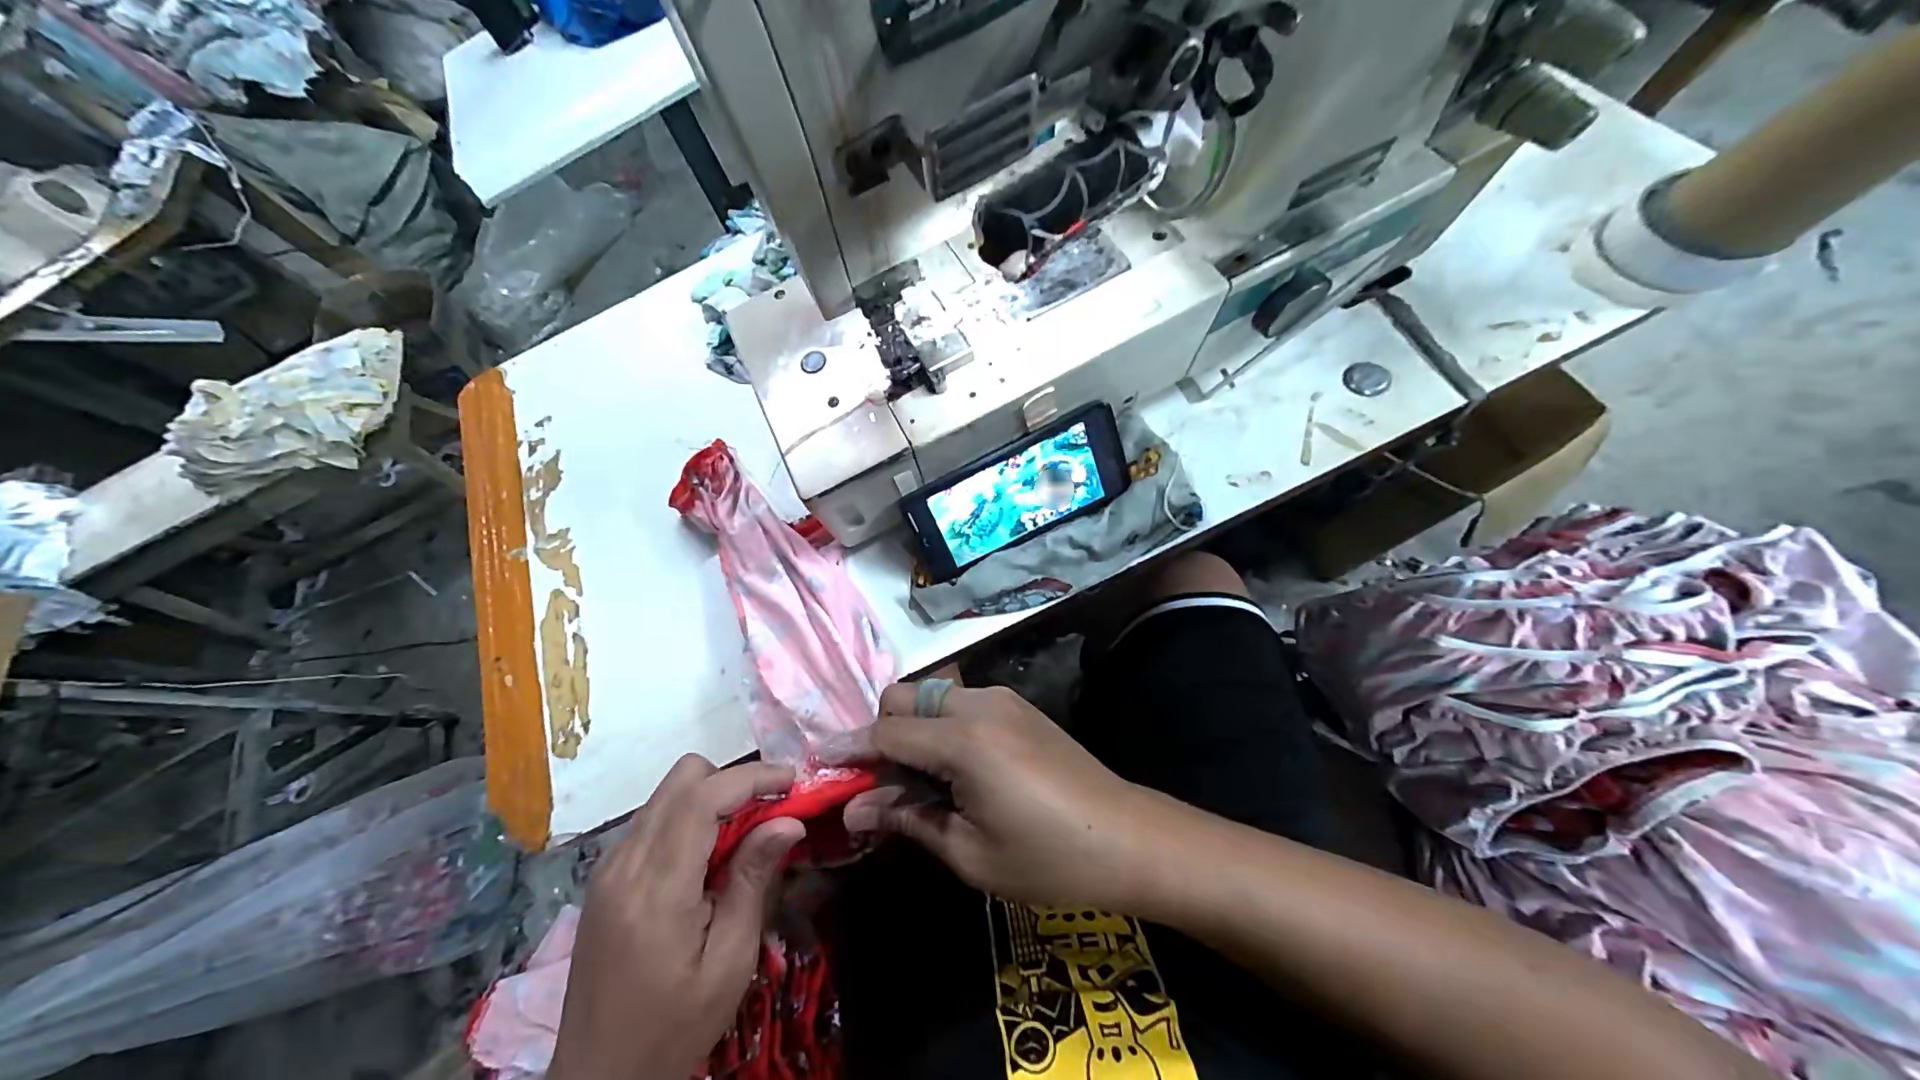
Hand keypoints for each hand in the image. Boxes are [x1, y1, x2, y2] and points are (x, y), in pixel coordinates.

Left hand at [548, 755, 803, 1079]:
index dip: (752, 777)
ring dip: (711, 799)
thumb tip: (788, 821)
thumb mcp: (729, 961)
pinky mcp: (604, 880)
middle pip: (681, 779)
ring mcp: (608, 869)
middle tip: (770, 811)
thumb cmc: (673, 1027)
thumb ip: (753, 881)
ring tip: (746, 836)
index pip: (703, 797)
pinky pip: (652, 821)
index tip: (793, 781)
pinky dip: (688, 820)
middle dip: (732, 782)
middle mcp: (624, 863)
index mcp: (656, 887)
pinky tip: (709, 859)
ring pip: (666, 795)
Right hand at [841, 681, 1175, 909]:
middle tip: (877, 783)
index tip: (819, 768)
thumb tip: (854, 810)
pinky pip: (962, 704)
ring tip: (914, 780)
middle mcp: (979, 704)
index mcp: (962, 739)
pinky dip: (941, 726)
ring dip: (911, 727)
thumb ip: (907, 819)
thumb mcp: (969, 852)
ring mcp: (1004, 700)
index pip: (885, 731)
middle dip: (880, 731)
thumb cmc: (1047, 859)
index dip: (848, 750)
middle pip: (905, 696)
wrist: (1131, 840)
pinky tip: (951, 770)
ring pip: (933, 695)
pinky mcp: (1020, 708)